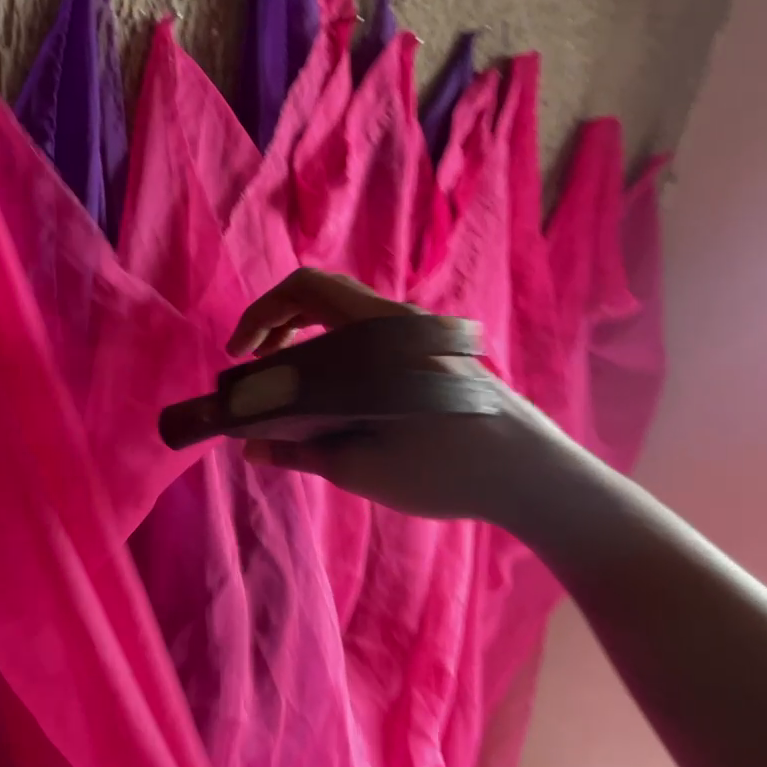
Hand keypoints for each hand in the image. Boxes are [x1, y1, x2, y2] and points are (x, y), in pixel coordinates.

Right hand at [231, 270, 587, 527]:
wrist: (529, 477)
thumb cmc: (442, 468)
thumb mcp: (357, 465)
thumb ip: (297, 449)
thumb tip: (251, 446)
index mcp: (378, 335)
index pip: (305, 290)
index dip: (260, 314)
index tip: (238, 355)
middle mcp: (400, 324)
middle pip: (322, 298)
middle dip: (277, 326)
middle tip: (254, 367)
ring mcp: (419, 338)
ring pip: (346, 319)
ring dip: (305, 342)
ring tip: (285, 386)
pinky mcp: (431, 358)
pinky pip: (368, 339)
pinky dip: (333, 355)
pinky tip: (329, 396)